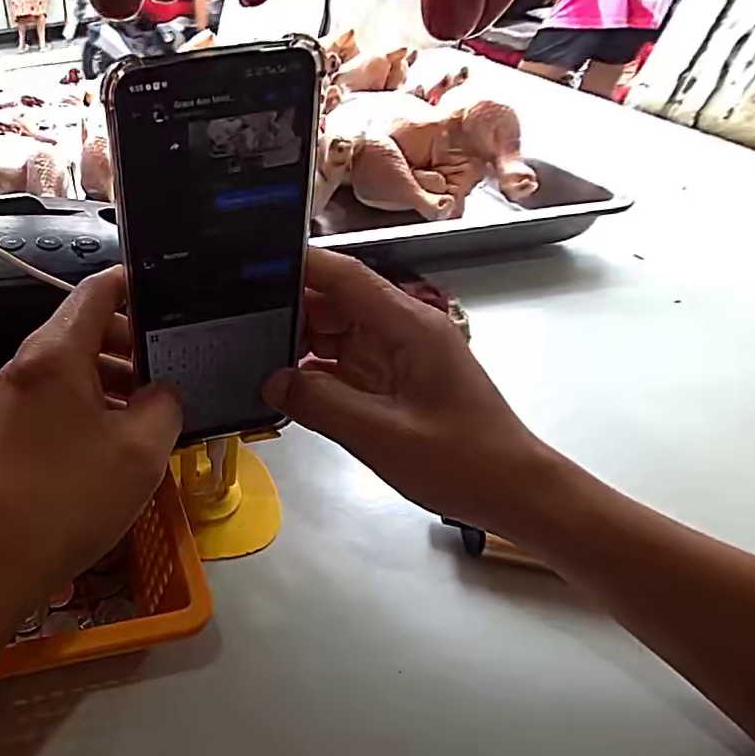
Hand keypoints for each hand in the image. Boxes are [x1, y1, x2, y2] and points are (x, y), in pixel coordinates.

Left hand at [0, 267, 181, 644]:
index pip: (98, 290)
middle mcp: (28, 367)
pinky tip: (120, 442)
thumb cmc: (61, 502)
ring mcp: (16, 401)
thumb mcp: (140, 451)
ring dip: (116, 380)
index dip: (136, 285)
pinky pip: (61, 402)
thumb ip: (164, 405)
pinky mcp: (13, 433)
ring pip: (75, 369)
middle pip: (86, 329)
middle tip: (171, 368)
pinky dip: (94, 407)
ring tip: (153, 411)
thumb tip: (162, 395)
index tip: (168, 296)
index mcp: (55, 353)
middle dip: (133, 342)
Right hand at [262, 250, 572, 535]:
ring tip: (258, 359)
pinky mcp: (386, 380)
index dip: (302, 264)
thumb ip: (320, 403)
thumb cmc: (465, 460)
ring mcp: (393, 356)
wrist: (510, 491)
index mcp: (409, 327)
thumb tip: (272, 382)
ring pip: (332, 333)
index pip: (347, 277)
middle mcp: (400, 332)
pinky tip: (286, 387)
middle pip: (333, 302)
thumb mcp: (382, 434)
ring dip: (297, 345)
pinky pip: (338, 363)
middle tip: (245, 329)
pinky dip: (310, 372)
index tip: (256, 264)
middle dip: (290, 311)